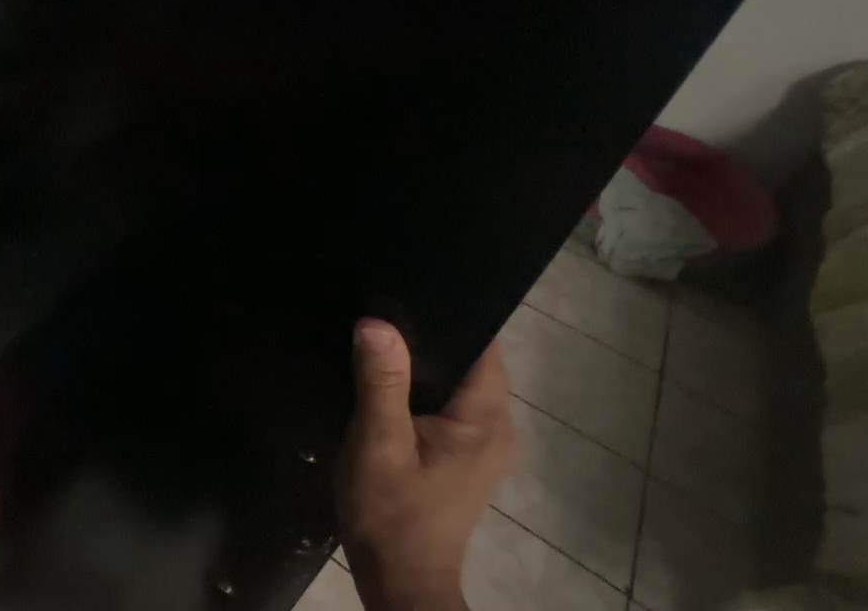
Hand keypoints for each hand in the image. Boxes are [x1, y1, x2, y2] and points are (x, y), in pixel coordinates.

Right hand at [335, 319, 518, 610]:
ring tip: (372, 333)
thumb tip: (376, 322)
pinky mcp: (460, 452)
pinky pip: (442, 399)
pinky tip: (379, 377)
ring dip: (417, 360)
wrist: (397, 578)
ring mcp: (480, 442)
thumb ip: (381, 382)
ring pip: (452, 379)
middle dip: (424, 334)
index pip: (480, 348)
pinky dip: (415, 384)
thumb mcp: (378, 442)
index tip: (401, 290)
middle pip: (467, 359)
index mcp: (485, 422)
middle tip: (374, 307)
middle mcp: (496, 427)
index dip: (445, 314)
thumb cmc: (390, 511)